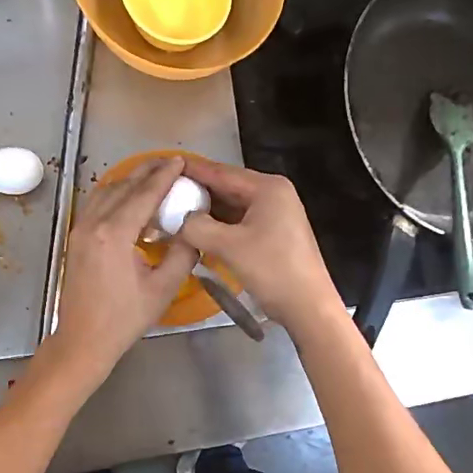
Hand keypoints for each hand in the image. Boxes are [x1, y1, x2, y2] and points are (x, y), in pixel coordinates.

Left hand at [47, 157, 196, 374]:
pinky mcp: (74, 239)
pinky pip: (95, 205)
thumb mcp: (163, 288)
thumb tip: (192, 228)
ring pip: (105, 192)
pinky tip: (128, 200)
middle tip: (169, 163)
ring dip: (129, 181)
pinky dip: (114, 194)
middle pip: (122, 186)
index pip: (143, 194)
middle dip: (147, 171)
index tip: (180, 162)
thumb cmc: (124, 319)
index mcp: (114, 234)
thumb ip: (182, 253)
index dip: (164, 176)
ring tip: (152, 176)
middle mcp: (93, 225)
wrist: (83, 339)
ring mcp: (79, 230)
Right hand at [177, 158, 337, 333]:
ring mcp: (275, 214)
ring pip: (231, 206)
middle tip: (164, 193)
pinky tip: (197, 231)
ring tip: (174, 211)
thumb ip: (198, 227)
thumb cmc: (272, 270)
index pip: (221, 172)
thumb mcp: (228, 246)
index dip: (192, 170)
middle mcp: (273, 194)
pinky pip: (239, 222)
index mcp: (267, 188)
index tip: (166, 166)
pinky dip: (218, 225)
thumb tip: (181, 219)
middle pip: (227, 187)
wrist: (307, 306)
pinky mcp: (272, 234)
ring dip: (206, 210)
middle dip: (197, 191)